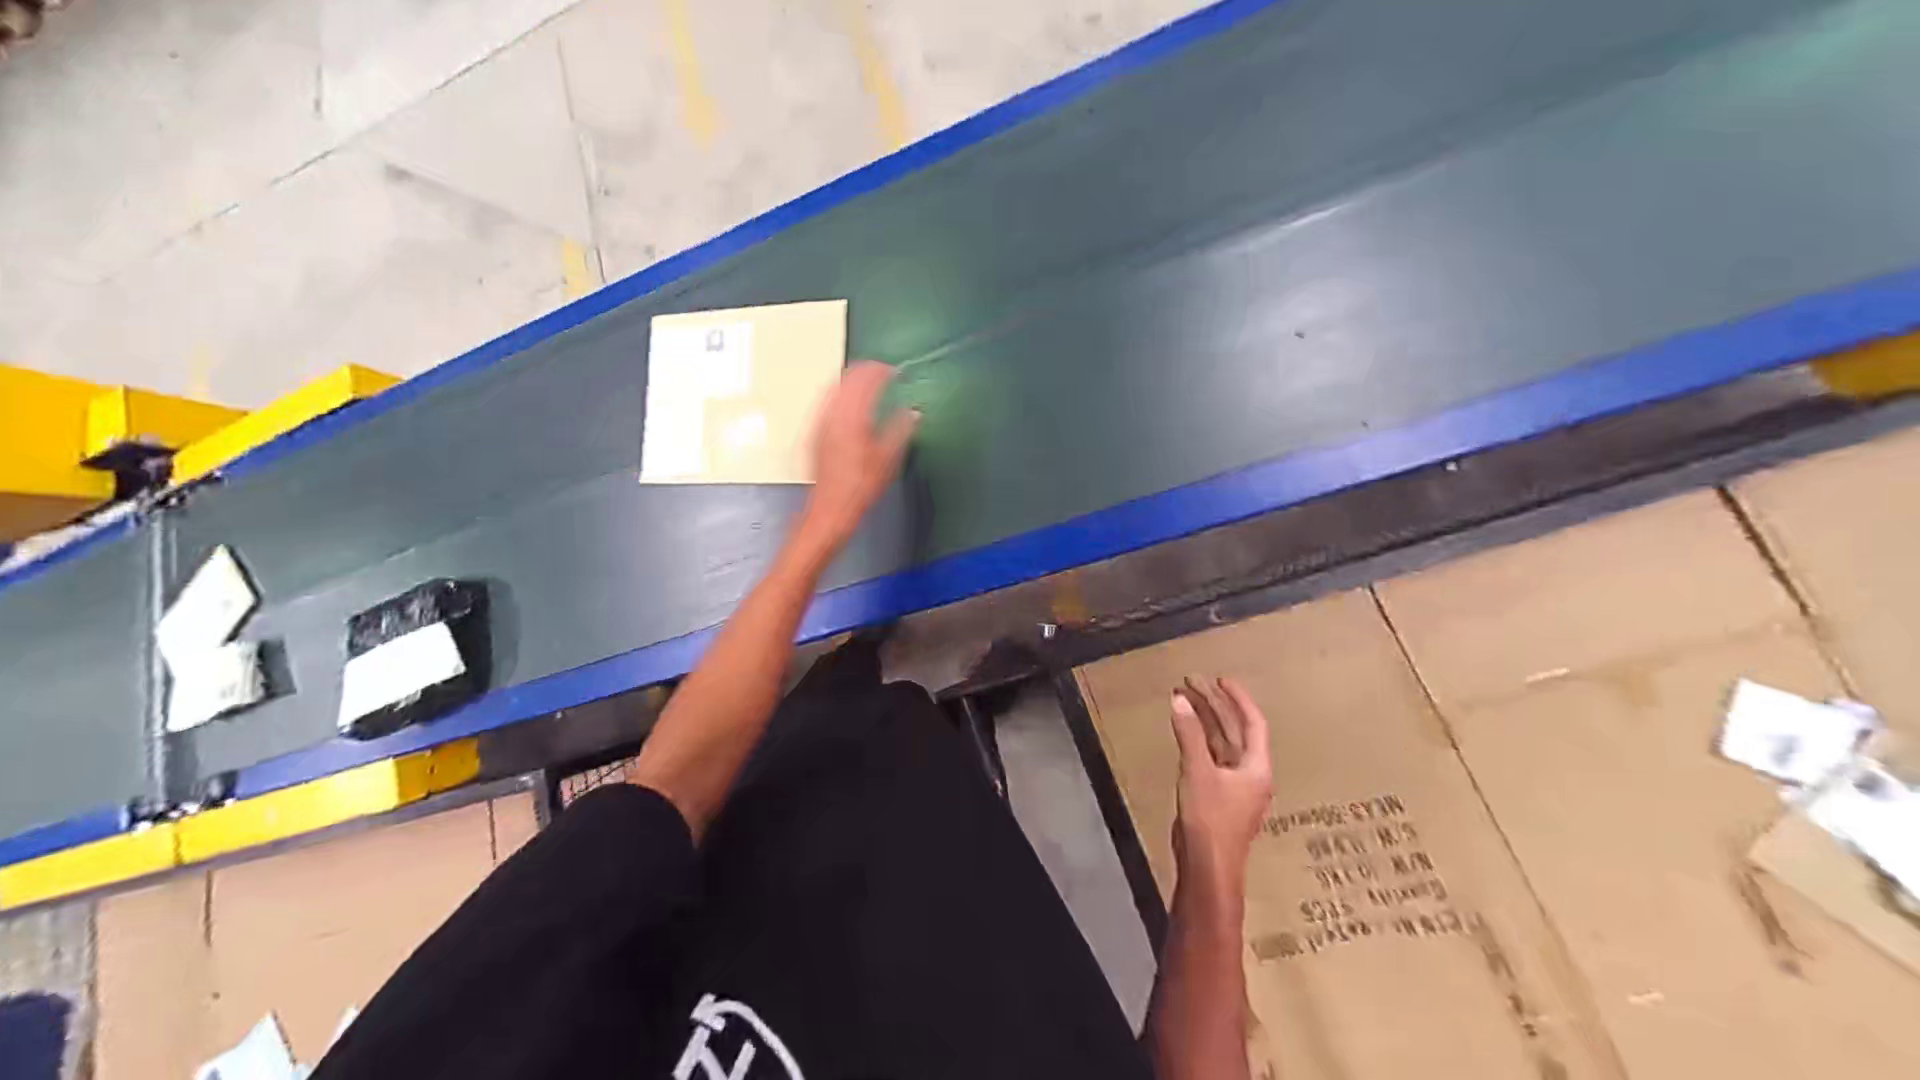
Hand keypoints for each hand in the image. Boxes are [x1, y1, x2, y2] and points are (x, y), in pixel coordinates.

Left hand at [797, 360, 918, 553]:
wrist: (831, 508)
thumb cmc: (859, 487)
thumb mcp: (889, 459)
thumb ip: (901, 430)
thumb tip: (913, 413)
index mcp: (853, 416)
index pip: (867, 380)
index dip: (882, 371)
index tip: (895, 371)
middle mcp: (833, 414)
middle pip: (847, 378)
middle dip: (865, 371)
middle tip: (881, 371)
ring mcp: (821, 422)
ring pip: (834, 388)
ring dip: (851, 380)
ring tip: (866, 382)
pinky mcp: (815, 433)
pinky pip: (826, 401)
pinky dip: (839, 394)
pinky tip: (847, 403)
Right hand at [1170, 676, 1272, 885]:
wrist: (1207, 867)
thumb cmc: (1211, 819)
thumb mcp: (1198, 771)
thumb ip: (1189, 734)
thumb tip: (1180, 700)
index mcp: (1257, 767)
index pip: (1253, 723)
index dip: (1238, 699)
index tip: (1220, 680)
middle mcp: (1250, 774)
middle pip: (1234, 731)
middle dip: (1213, 705)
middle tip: (1191, 683)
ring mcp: (1233, 787)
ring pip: (1220, 744)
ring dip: (1202, 722)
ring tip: (1182, 700)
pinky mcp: (1217, 797)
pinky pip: (1209, 758)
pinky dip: (1196, 741)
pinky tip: (1182, 731)